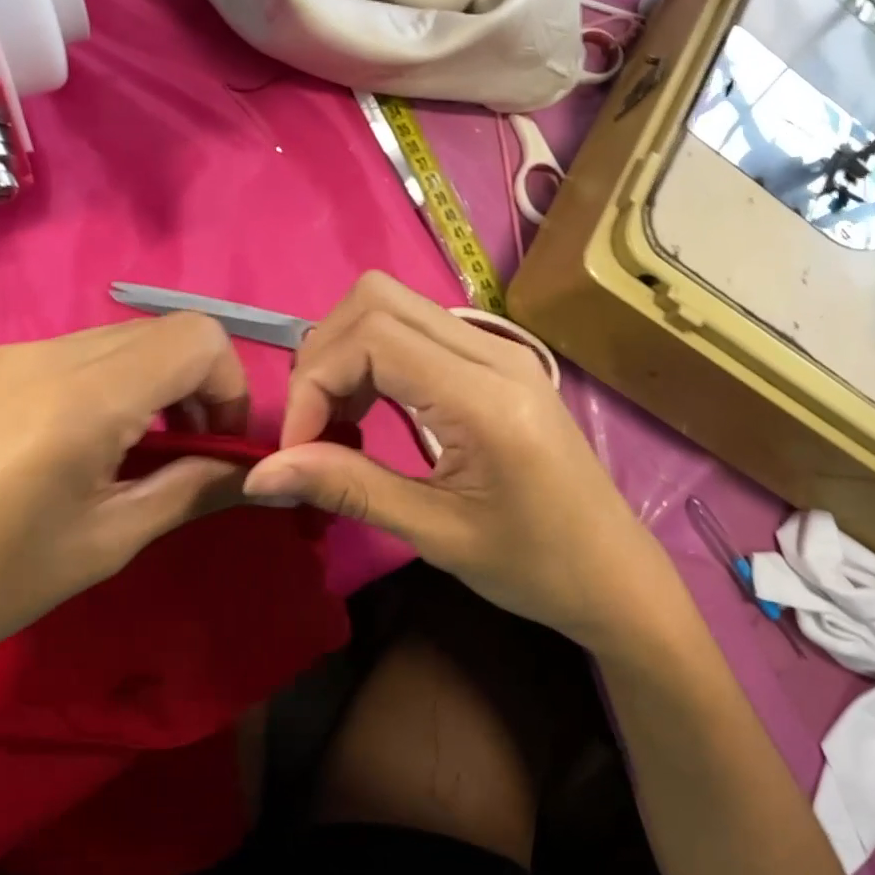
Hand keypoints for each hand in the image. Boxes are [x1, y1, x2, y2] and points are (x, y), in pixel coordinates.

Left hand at [0, 313, 250, 704]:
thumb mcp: (105, 543)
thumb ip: (189, 490)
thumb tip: (247, 472)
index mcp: (84, 396)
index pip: (198, 338)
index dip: (231, 387)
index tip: (219, 448)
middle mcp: (46, 354)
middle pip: (161, 332)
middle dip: (196, 387)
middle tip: (186, 456)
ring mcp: (4, 357)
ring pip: (115, 342)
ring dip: (149, 387)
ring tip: (131, 458)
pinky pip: (68, 358)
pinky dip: (103, 389)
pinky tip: (75, 452)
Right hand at [244, 273, 680, 650]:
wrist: (614, 575)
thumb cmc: (534, 568)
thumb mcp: (436, 534)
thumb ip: (349, 487)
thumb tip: (260, 473)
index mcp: (484, 395)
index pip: (371, 336)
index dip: (314, 381)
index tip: (298, 449)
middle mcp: (494, 352)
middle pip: (377, 300)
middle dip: (324, 355)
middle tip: (314, 428)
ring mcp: (501, 350)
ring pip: (396, 307)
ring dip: (348, 354)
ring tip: (337, 425)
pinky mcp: (499, 363)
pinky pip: (420, 331)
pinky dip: (377, 359)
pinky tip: (373, 413)